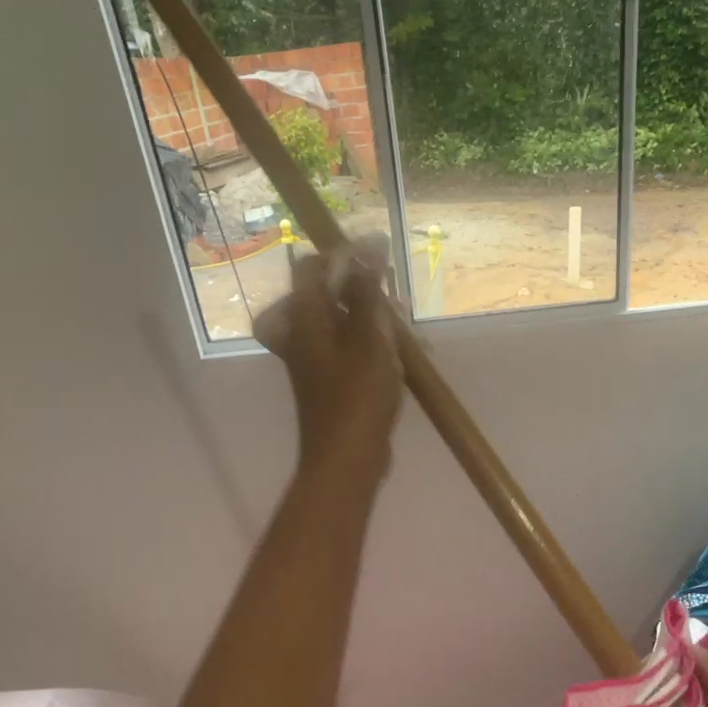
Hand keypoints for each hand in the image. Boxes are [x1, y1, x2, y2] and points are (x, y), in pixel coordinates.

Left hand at [252, 243, 403, 472]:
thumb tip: (370, 246)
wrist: (346, 461)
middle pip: (327, 293)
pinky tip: (401, 354)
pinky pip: (349, 348)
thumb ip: (368, 291)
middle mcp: (301, 334)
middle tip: (395, 301)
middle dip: (363, 290)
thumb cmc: (357, 397)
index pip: (314, 267)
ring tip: (407, 330)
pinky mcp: (329, 381)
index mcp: (303, 318)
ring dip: (373, 318)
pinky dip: (372, 344)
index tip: (382, 260)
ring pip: (341, 321)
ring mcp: (314, 359)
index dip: (346, 256)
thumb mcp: (369, 338)